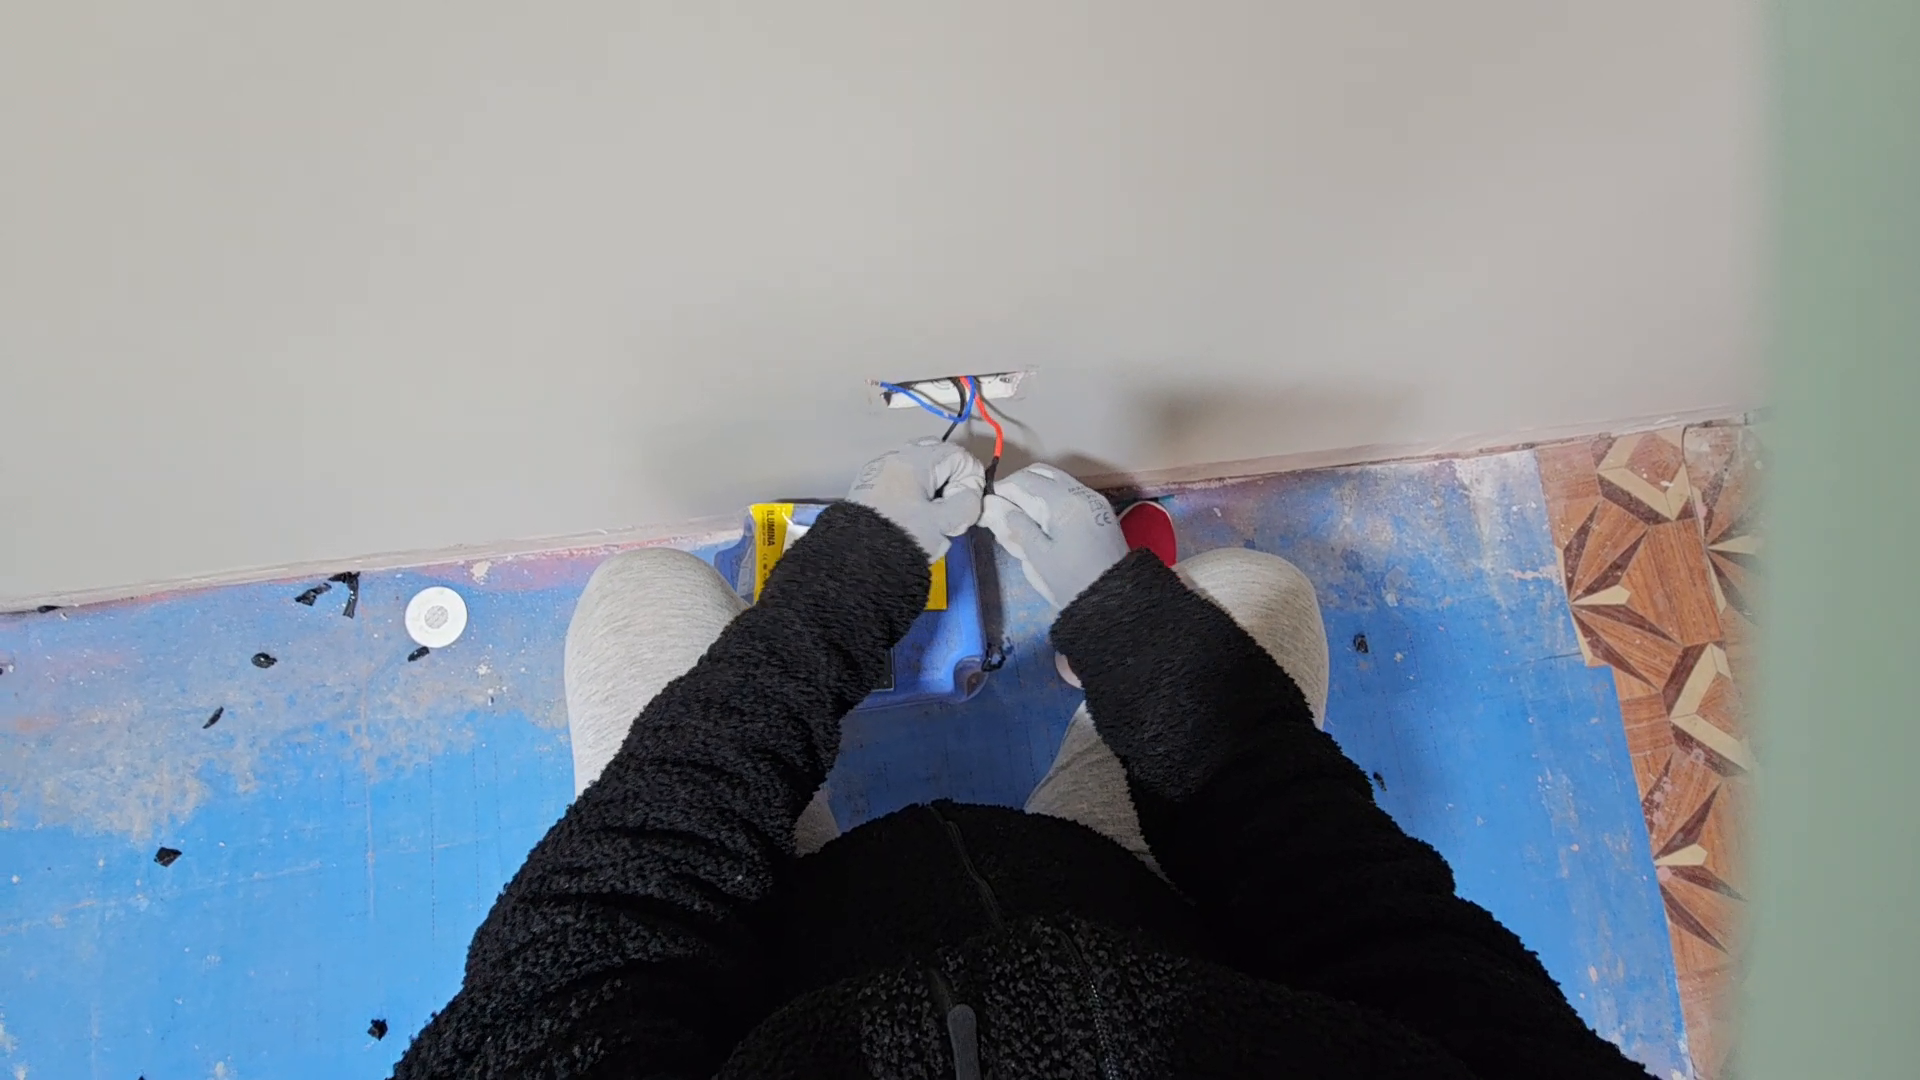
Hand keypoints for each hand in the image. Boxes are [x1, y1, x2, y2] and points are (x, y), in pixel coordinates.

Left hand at [847, 438, 985, 562]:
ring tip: (931, 515)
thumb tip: (971, 497)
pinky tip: (910, 515)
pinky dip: (911, 492)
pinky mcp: (867, 487)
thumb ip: (967, 504)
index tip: (965, 505)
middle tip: (951, 506)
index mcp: (916, 460)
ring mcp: (878, 470)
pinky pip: (899, 480)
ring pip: (917, 468)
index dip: (970, 479)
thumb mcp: (944, 523)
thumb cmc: (902, 537)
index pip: (959, 456)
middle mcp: (895, 457)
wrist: (856, 558)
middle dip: (950, 478)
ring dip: (931, 486)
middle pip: (937, 455)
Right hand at [980, 463, 1127, 608]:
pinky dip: (1052, 497)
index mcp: (1065, 502)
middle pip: (1045, 473)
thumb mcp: (1037, 556)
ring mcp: (1094, 500)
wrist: (1113, 599)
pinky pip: (1071, 492)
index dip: (1006, 486)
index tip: (991, 499)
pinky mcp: (1100, 511)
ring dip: (1037, 488)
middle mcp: (1082, 493)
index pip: (1028, 479)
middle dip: (1021, 483)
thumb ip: (1016, 526)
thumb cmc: (1071, 581)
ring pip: (1059, 480)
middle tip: (1004, 502)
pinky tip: (1042, 517)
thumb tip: (995, 505)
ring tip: (1021, 511)